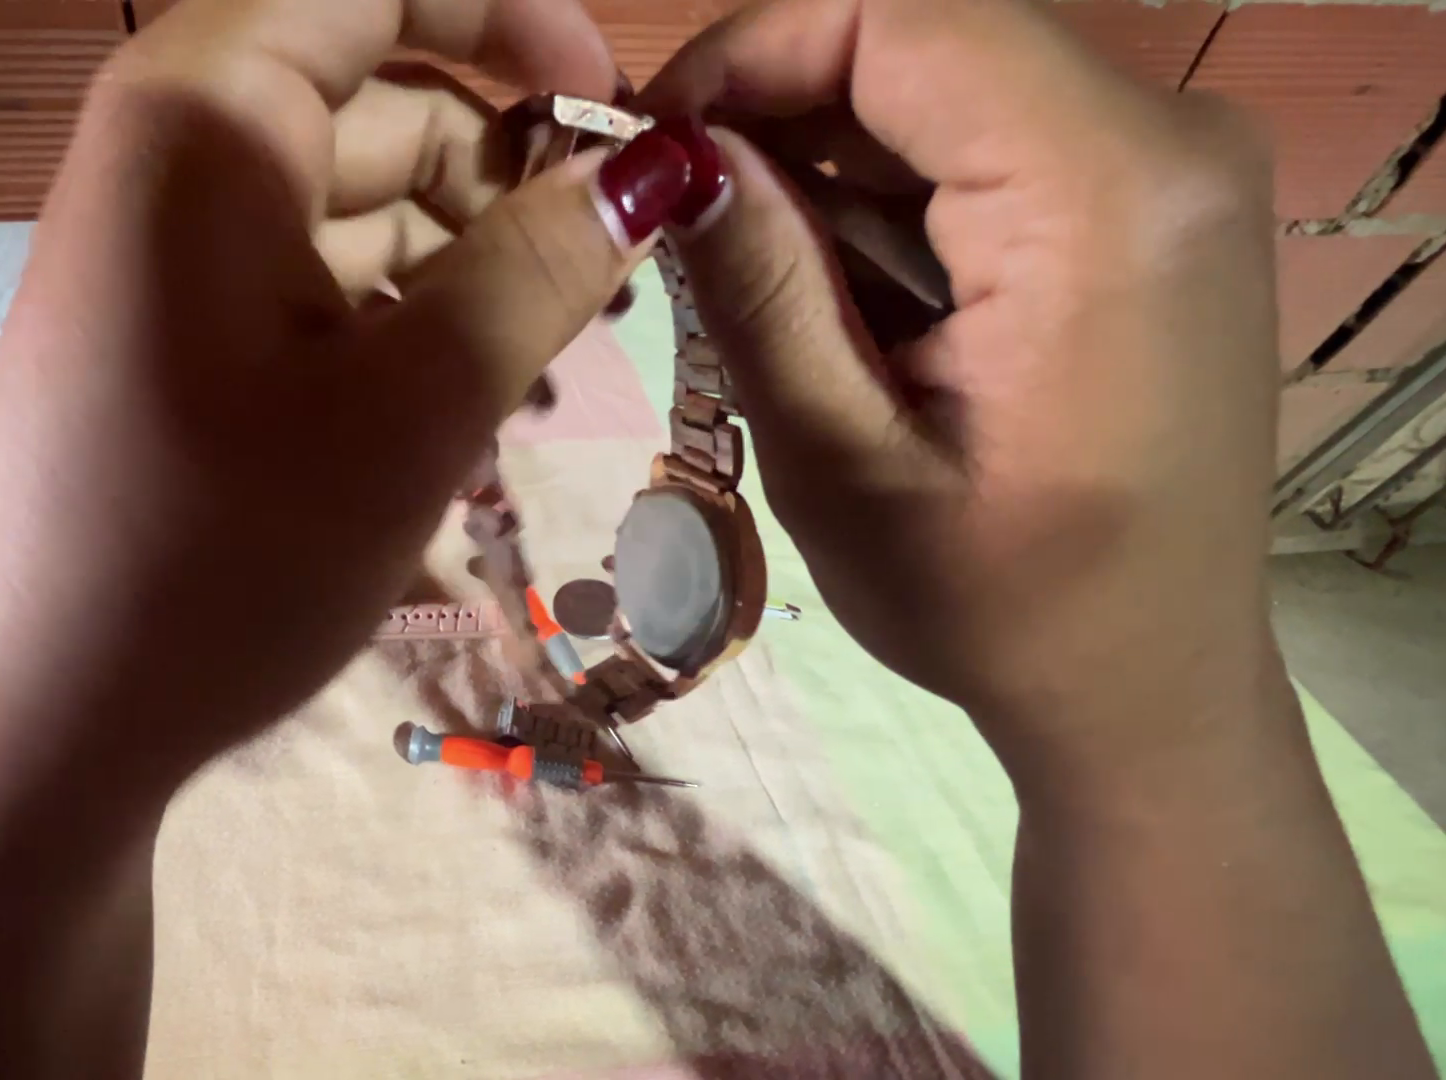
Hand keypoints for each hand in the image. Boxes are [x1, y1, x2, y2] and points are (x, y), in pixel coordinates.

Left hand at [0, 0, 705, 770]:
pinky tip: (462, 416)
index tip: (607, 109)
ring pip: (358, 224)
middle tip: (603, 291)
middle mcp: (172, 168)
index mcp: (203, 123)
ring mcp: (172, 269)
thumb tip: (653, 175)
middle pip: (376, 114)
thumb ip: (537, 270)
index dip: (509, 17)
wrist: (58, 723)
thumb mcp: (412, 407)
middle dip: (503, 188)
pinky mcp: (182, 352)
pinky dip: (404, 337)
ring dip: (466, 282)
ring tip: (544, 383)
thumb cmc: (228, 556)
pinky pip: (319, 302)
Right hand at [639, 0, 1282, 785]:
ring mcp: (1157, 183)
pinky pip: (971, 168)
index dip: (751, 50)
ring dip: (812, 177)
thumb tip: (677, 161)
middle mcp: (1161, 150)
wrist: (1133, 687)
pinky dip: (869, 213)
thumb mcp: (836, 458)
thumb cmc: (986, 603)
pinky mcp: (1132, 226)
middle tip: (671, 220)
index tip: (649, 140)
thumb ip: (759, 292)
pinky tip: (813, 294)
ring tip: (728, 275)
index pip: (904, 21)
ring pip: (937, 111)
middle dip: (771, 117)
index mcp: (1102, 199)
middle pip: (922, 53)